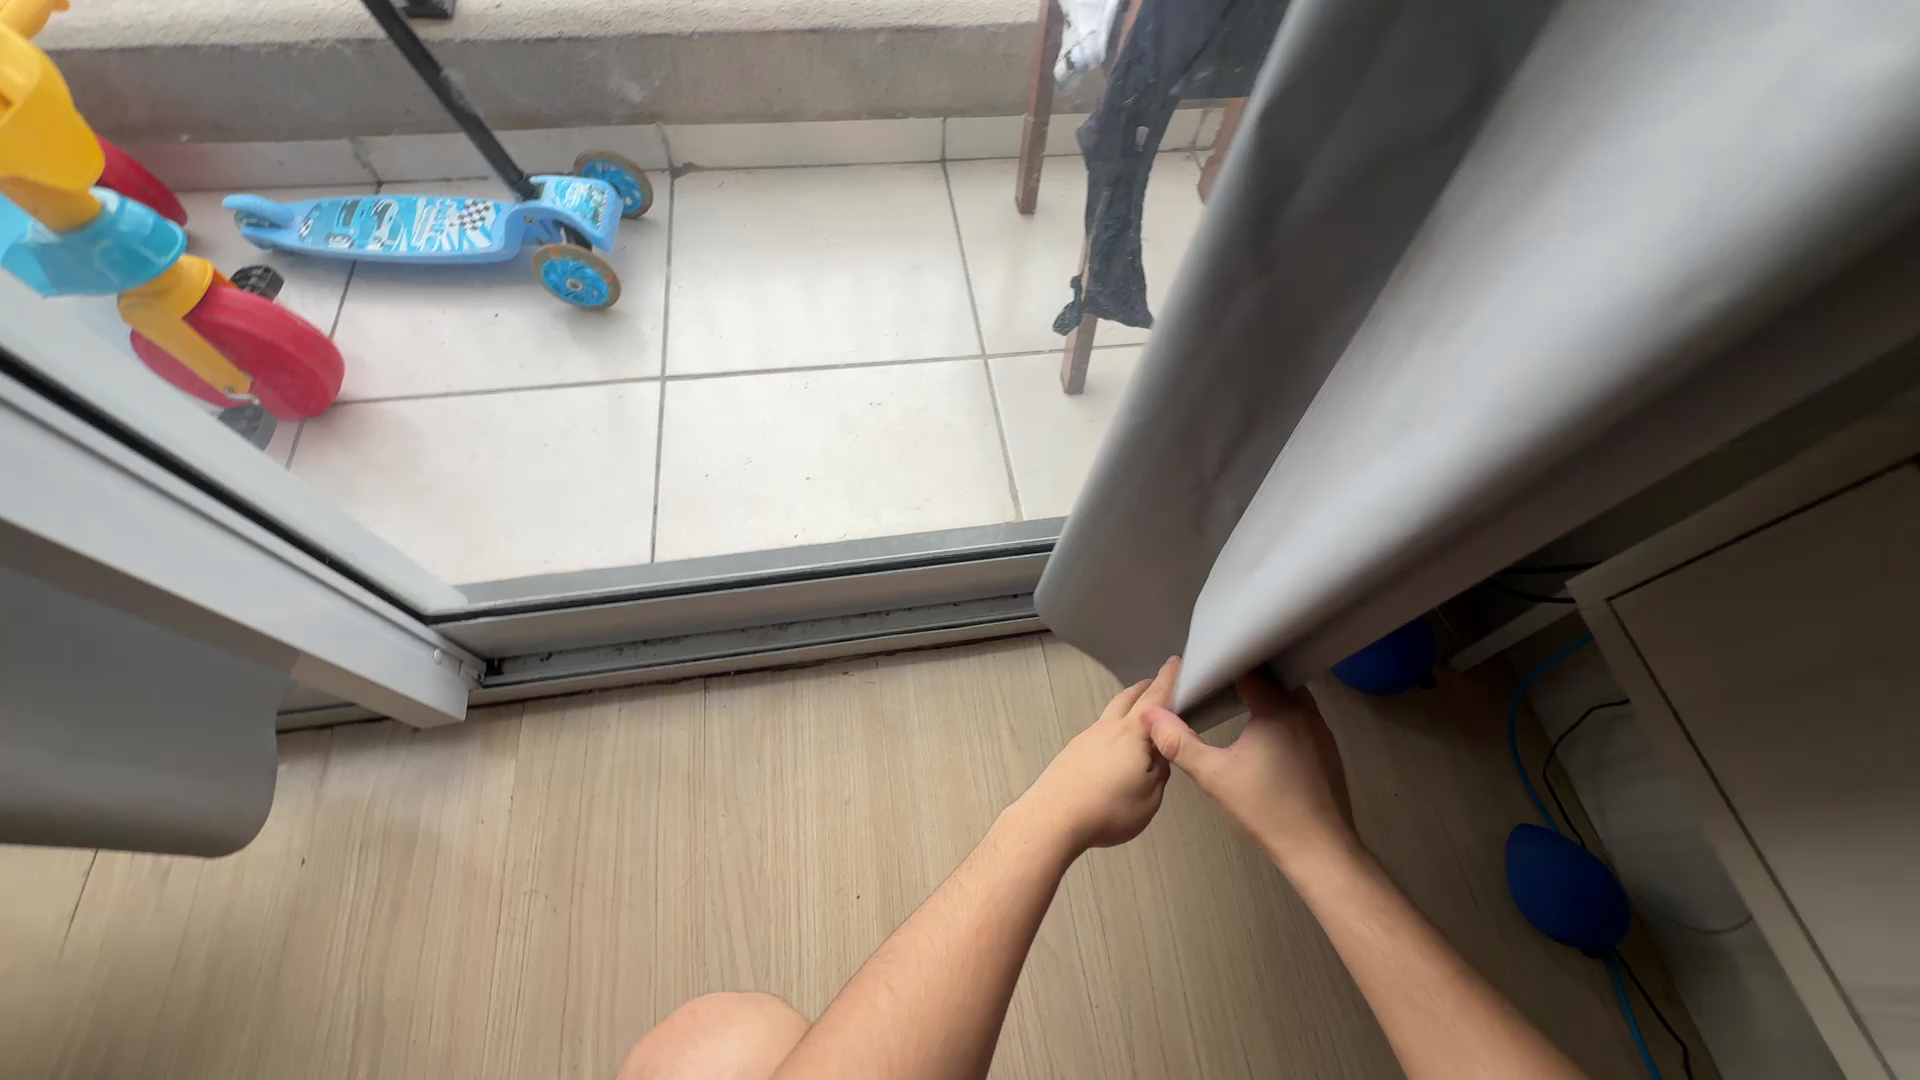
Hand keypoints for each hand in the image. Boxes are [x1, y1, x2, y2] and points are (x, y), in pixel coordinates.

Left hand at [1018, 656, 1178, 852]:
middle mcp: (1107, 728)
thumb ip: (1160, 770)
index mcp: (1132, 733)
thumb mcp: (1151, 796)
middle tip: (1159, 684)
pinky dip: (1112, 728)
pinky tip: (1115, 746)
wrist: (1053, 818)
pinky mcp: (1074, 752)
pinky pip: (1098, 731)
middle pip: (1129, 697)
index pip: (1156, 697)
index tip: (1175, 664)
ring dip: (1128, 706)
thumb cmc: (1102, 810)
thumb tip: (1162, 757)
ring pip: (1112, 712)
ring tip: (1140, 715)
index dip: (1169, 679)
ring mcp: (1087, 738)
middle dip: (1147, 687)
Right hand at [1144, 671, 1356, 870]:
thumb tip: (1148, 715)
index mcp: (1278, 708)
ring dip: (1265, 693)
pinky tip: (1261, 729)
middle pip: (1272, 677)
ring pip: (1289, 696)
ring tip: (1234, 698)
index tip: (1201, 667)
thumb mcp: (1213, 775)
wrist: (1320, 851)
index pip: (1249, 669)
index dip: (1223, 664)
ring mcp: (1320, 729)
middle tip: (1213, 680)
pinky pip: (1300, 714)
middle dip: (1244, 675)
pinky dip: (1280, 712)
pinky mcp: (1326, 748)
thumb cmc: (1266, 809)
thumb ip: (1178, 742)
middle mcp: (1304, 710)